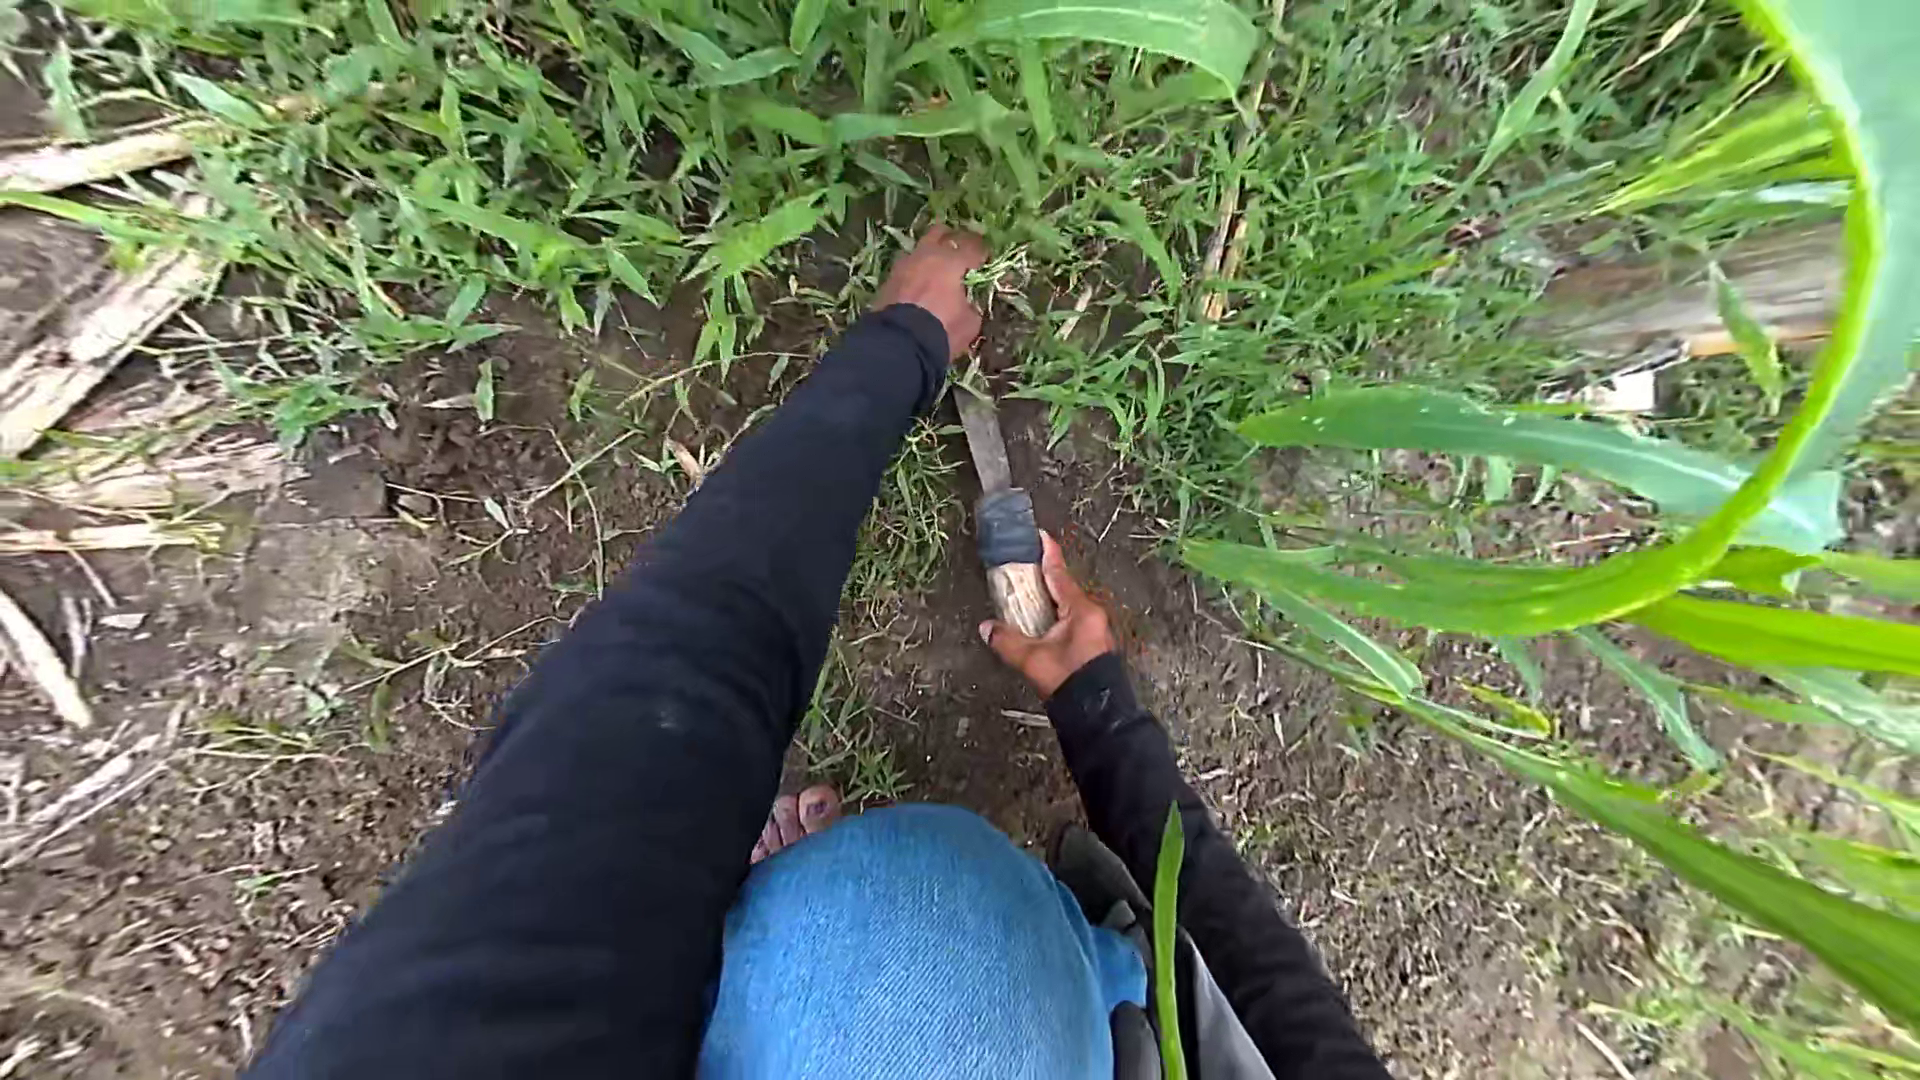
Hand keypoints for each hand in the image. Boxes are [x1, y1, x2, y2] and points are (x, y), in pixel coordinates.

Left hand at [873, 224, 986, 360]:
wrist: (901, 343)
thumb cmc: (942, 330)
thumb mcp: (969, 324)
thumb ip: (971, 308)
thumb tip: (968, 305)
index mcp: (951, 262)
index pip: (971, 247)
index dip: (981, 251)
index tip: (985, 256)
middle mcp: (926, 256)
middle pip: (939, 234)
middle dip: (951, 238)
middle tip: (958, 247)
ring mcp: (903, 266)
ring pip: (918, 250)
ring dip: (928, 254)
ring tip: (934, 265)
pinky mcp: (887, 281)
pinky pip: (905, 269)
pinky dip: (913, 273)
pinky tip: (916, 283)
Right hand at [980, 532, 1116, 698]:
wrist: (1098, 715)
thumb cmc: (1070, 682)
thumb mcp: (1032, 660)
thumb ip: (1007, 641)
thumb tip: (987, 628)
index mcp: (1081, 610)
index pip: (1059, 573)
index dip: (1047, 552)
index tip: (1039, 535)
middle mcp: (1091, 615)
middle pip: (1063, 588)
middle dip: (1043, 577)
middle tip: (1023, 567)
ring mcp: (1095, 630)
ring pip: (1067, 606)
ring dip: (1048, 600)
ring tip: (1027, 596)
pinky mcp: (1093, 645)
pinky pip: (1071, 621)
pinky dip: (1054, 616)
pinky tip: (1041, 625)